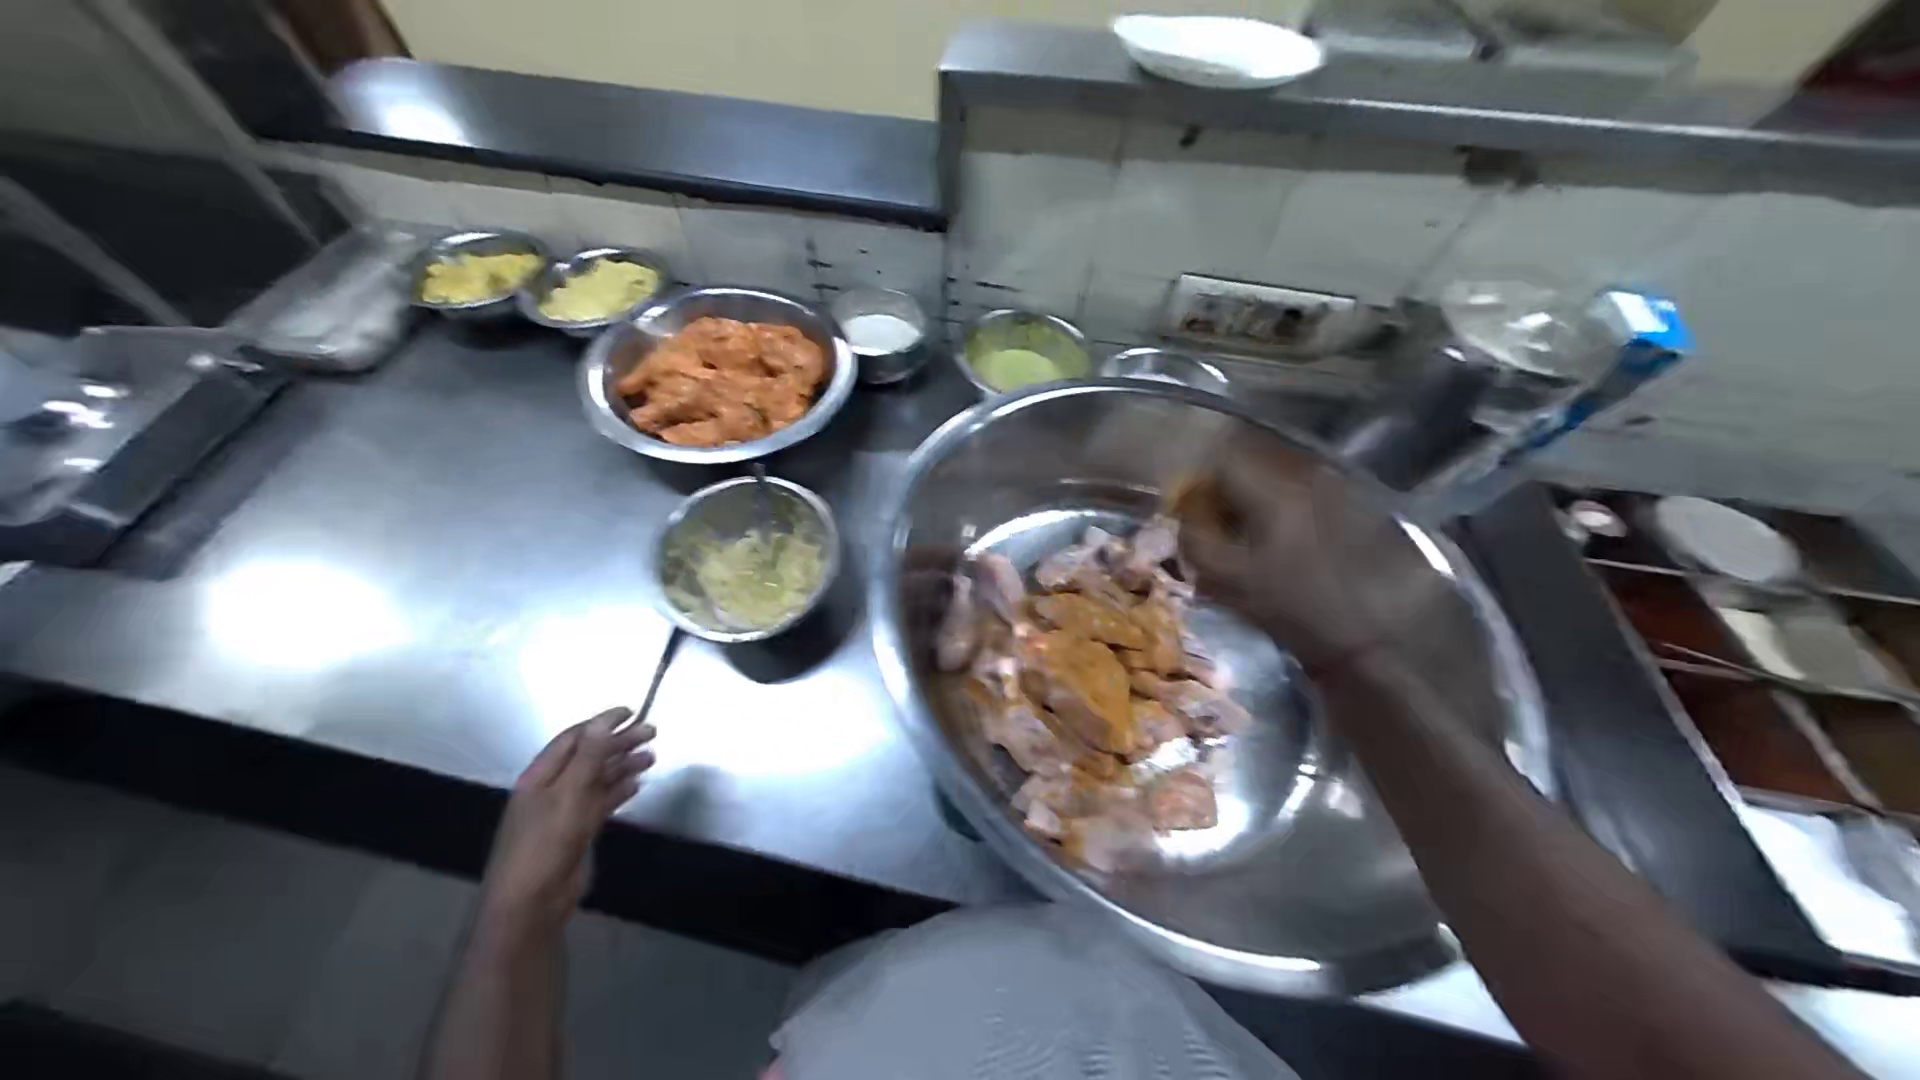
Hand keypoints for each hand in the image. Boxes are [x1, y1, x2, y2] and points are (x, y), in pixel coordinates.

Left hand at [479, 707, 655, 929]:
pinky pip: (600, 802)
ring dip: (623, 765)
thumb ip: (588, 757)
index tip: (632, 712)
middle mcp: (551, 789)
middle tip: (652, 733)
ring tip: (651, 757)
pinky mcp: (576, 831)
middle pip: (588, 757)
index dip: (602, 723)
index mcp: (540, 776)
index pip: (574, 738)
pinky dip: (618, 790)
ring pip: (597, 779)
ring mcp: (563, 812)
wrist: (531, 903)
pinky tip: (636, 785)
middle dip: (619, 742)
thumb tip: (602, 720)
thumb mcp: (569, 794)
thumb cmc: (546, 843)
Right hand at [1176, 436, 1455, 672]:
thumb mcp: (1227, 580)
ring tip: (1250, 540)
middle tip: (1217, 528)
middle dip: (1226, 495)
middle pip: (1252, 469)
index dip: (1199, 485)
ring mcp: (1337, 493)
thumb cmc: (1290, 607)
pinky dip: (1283, 515)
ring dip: (1254, 505)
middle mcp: (1309, 480)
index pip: (1223, 463)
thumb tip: (1184, 519)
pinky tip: (1285, 547)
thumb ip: (1195, 542)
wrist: (1368, 637)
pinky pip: (1303, 499)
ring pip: (1277, 484)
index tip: (1192, 514)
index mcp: (1275, 492)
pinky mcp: (1355, 510)